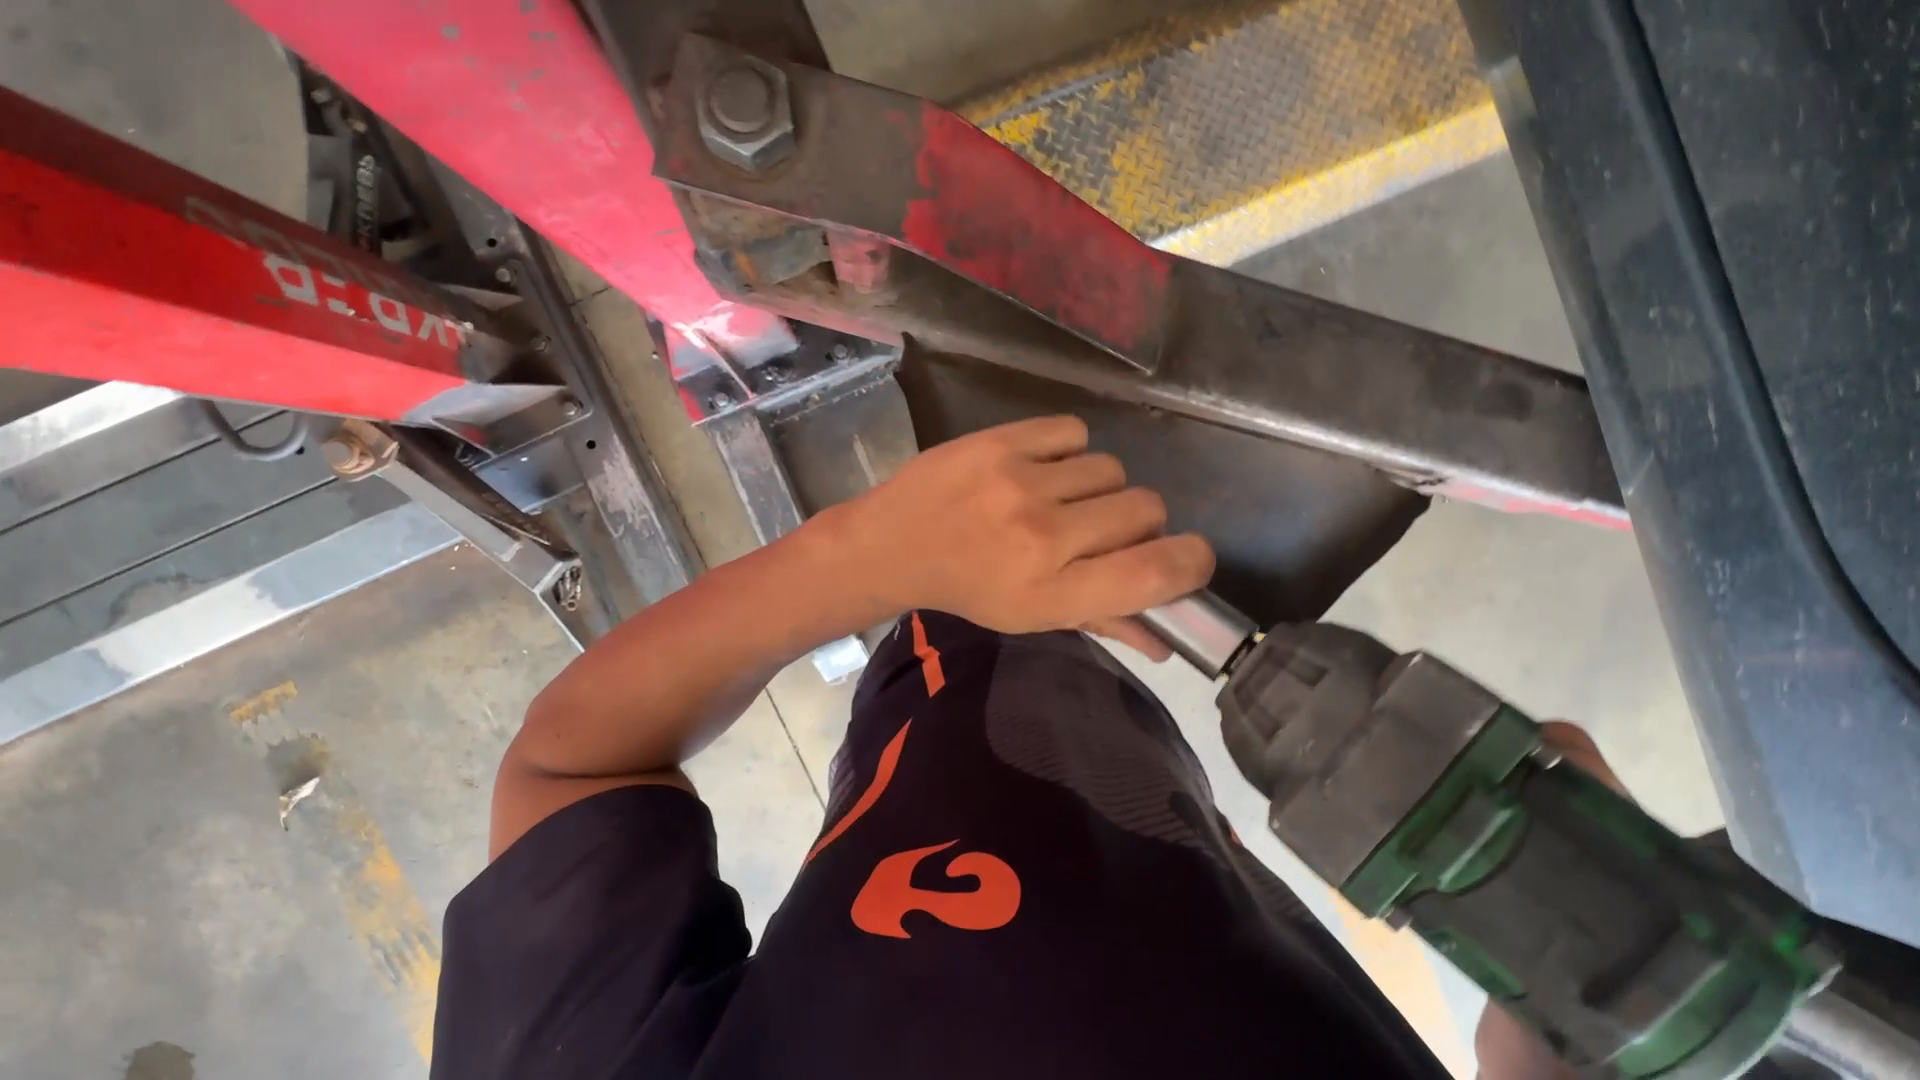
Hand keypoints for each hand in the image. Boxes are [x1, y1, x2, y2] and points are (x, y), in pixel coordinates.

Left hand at [815, 415, 1213, 641]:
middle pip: (1146, 509)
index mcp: (1053, 592)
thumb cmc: (969, 589)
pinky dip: (1067, 450)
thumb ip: (1101, 622)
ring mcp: (1021, 484)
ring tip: (1059, 498)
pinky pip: (1075, 432)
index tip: (1187, 558)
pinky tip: (1039, 469)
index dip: (1190, 563)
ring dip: (1097, 487)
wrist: (893, 543)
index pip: (1154, 573)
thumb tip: (1167, 643)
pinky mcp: (1002, 441)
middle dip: (1136, 521)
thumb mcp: (1031, 618)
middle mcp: (1043, 537)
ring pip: (1112, 469)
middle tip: (1098, 530)